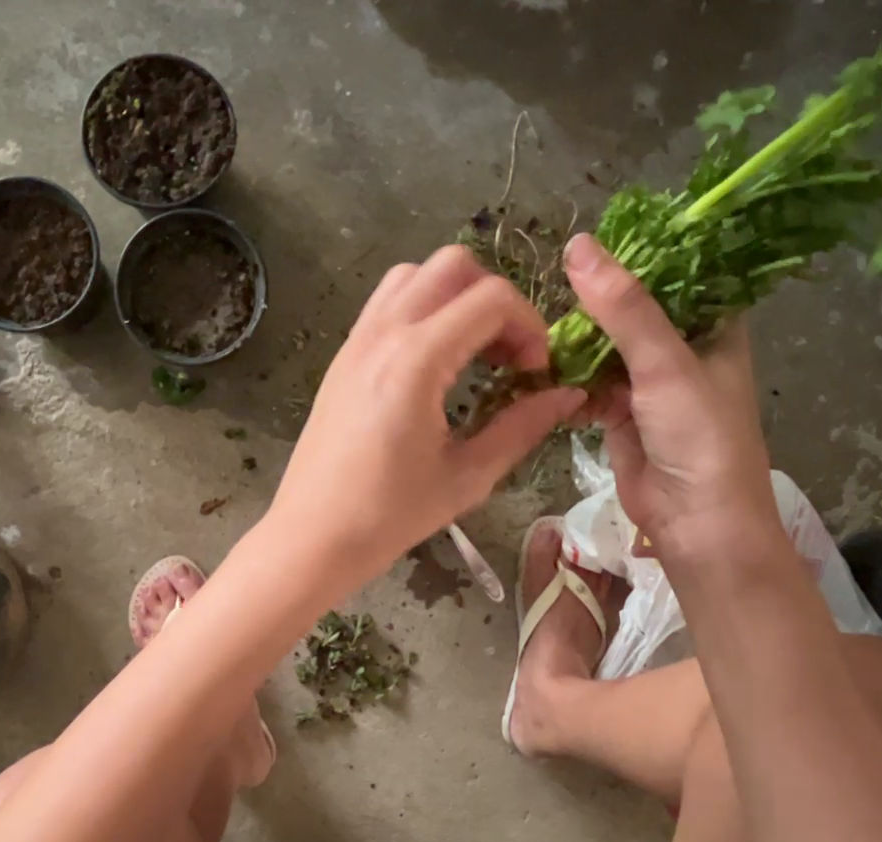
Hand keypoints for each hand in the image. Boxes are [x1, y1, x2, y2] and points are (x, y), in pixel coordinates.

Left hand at [269, 245, 586, 585]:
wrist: (313, 535)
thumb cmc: (389, 515)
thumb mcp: (467, 476)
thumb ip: (522, 427)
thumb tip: (567, 395)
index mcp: (416, 359)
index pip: (492, 298)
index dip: (530, 326)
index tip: (534, 373)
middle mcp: (383, 333)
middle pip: (452, 266)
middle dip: (494, 300)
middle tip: (506, 356)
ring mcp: (356, 340)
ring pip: (414, 276)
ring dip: (454, 298)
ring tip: (471, 353)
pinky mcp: (342, 357)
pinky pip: (386, 304)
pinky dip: (421, 311)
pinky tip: (433, 365)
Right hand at [563, 234, 782, 566]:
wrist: (695, 521)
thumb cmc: (699, 435)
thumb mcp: (664, 363)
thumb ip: (622, 307)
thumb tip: (576, 246)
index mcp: (712, 326)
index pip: (675, 271)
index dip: (636, 252)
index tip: (588, 238)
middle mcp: (681, 349)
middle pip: (631, 309)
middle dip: (592, 302)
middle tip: (546, 284)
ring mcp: (648, 384)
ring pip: (604, 348)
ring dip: (574, 344)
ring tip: (534, 329)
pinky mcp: (620, 415)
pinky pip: (588, 385)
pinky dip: (567, 381)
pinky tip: (541, 373)